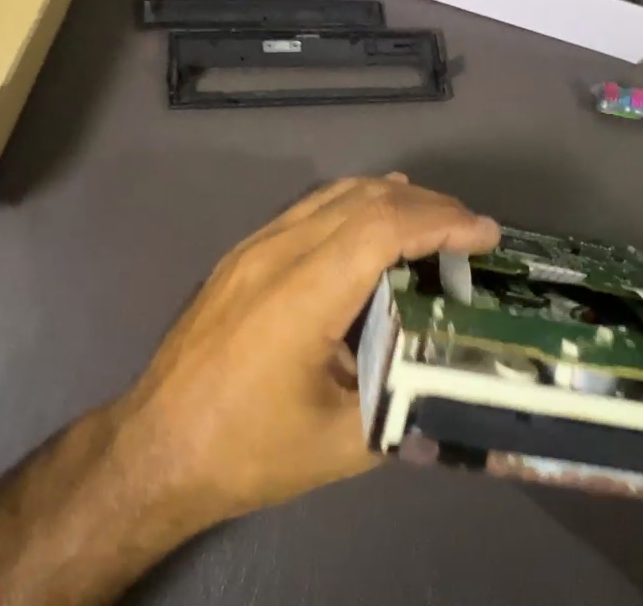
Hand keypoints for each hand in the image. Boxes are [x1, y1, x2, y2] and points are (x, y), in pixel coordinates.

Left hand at [0, 176, 497, 605]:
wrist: (153, 449)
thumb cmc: (248, 450)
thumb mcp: (344, 441)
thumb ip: (405, 395)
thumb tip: (452, 364)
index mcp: (302, 296)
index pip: (383, 228)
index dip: (442, 221)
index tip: (488, 235)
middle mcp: (277, 254)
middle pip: (364, 199)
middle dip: (428, 204)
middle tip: (472, 229)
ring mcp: (254, 248)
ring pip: (336, 193)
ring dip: (393, 197)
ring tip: (437, 221)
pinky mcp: (242, 254)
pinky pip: (311, 207)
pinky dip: (357, 204)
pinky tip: (376, 223)